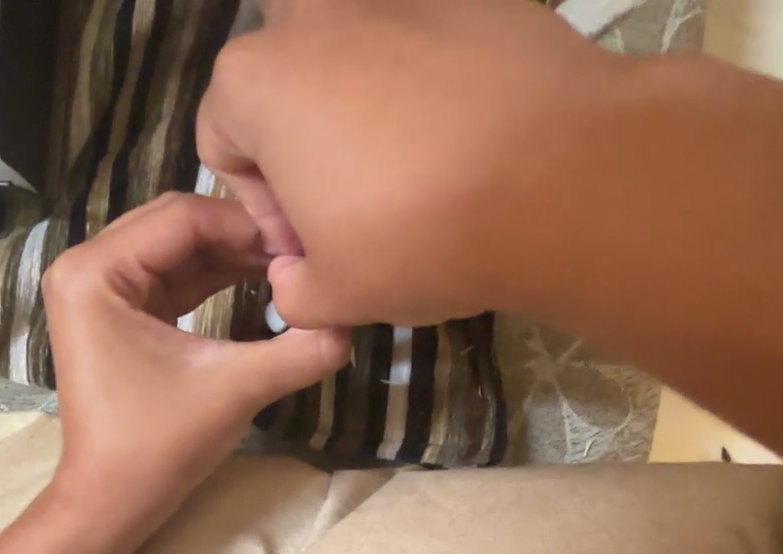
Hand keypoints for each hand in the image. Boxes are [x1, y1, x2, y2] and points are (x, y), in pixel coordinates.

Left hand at [42, 193, 349, 519]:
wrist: (115, 501)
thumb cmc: (161, 445)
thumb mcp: (235, 389)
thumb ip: (298, 352)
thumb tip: (352, 325)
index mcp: (96, 270)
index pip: (184, 217)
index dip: (249, 225)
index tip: (303, 242)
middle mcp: (87, 266)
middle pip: (177, 225)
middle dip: (241, 236)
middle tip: (299, 251)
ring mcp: (98, 290)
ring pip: (177, 250)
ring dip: (232, 256)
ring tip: (288, 266)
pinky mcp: (116, 315)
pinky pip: (172, 278)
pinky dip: (214, 279)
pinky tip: (259, 281)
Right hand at [197, 0, 629, 327]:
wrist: (560, 180)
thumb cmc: (418, 238)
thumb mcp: (336, 296)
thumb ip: (293, 292)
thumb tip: (294, 280)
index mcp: (257, 81)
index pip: (222, 142)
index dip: (260, 207)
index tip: (309, 248)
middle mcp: (314, 16)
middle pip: (286, 90)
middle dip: (306, 149)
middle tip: (359, 211)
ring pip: (356, 65)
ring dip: (367, 118)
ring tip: (420, 179)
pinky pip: (426, 50)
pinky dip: (432, 94)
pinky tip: (470, 146)